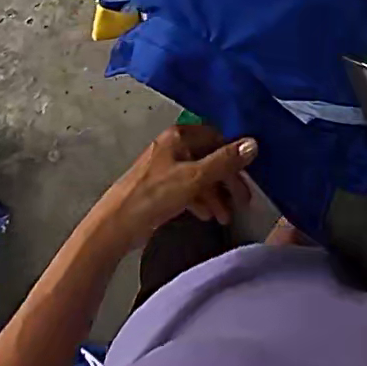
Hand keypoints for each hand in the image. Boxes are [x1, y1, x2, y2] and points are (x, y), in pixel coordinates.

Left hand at [88, 124, 256, 250]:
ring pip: (200, 176)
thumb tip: (255, 143)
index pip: (218, 138)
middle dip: (227, 181)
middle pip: (211, 159)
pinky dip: (201, 200)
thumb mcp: (194, 178)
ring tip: (225, 216)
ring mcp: (166, 168)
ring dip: (216, 195)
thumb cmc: (153, 196)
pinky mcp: (160, 188)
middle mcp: (174, 146)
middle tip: (243, 200)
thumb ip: (225, 161)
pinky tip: (208, 216)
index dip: (236, 156)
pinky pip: (188, 189)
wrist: (112, 229)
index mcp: (180, 136)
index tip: (250, 175)